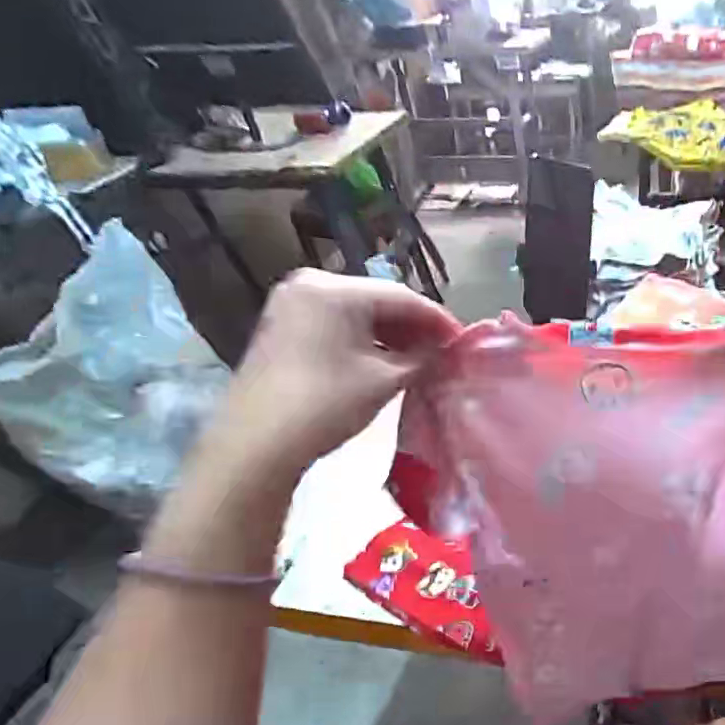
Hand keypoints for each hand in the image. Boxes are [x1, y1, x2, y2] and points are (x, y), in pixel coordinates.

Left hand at [143, 273, 459, 572]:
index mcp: (335, 289)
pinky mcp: (284, 326)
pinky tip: (387, 362)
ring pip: (358, 313)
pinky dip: (366, 340)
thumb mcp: (385, 380)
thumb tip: (443, 352)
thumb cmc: (327, 403)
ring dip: (392, 335)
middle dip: (415, 327)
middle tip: (445, 352)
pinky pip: (337, 324)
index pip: (403, 297)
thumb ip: (421, 359)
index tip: (464, 342)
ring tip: (421, 361)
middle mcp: (310, 284)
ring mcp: (292, 304)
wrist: (259, 441)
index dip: (439, 320)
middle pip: (379, 300)